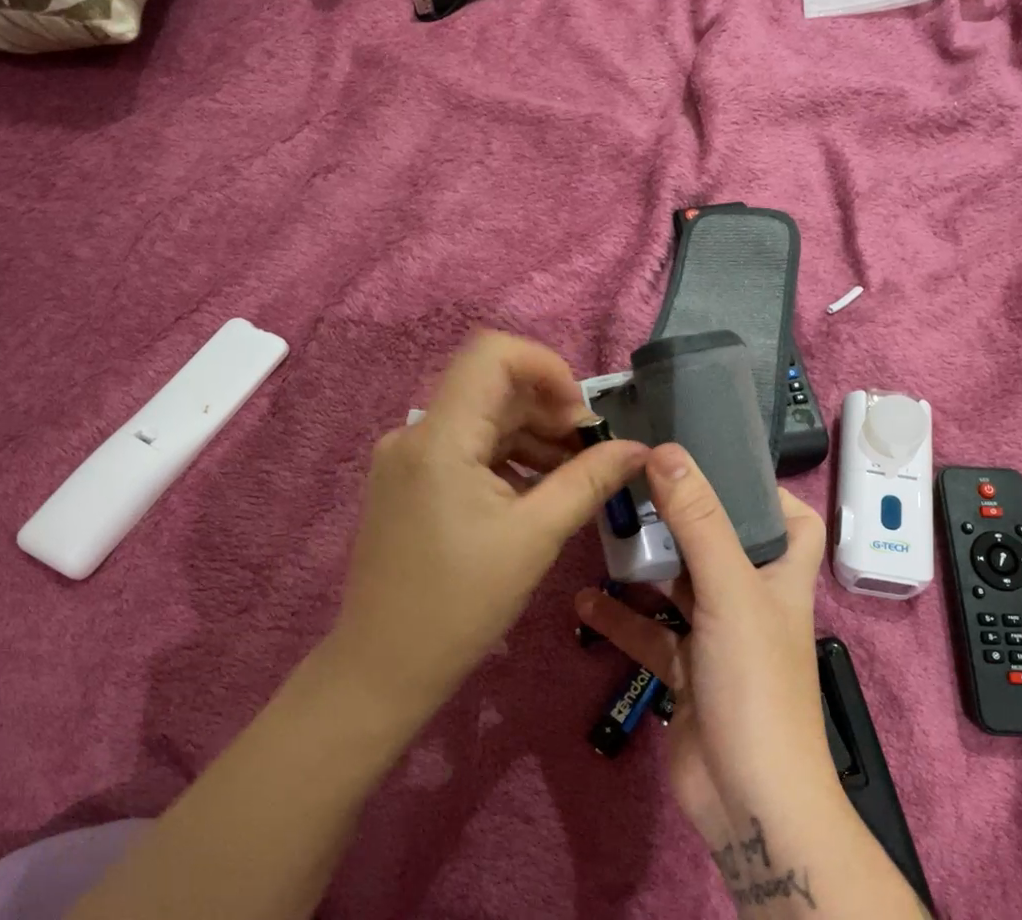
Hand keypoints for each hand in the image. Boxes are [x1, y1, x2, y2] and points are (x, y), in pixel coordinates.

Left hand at [325, 331, 648, 719]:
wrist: (383, 667)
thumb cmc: (461, 604)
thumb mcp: (536, 538)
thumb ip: (589, 481)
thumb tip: (638, 448)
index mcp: (440, 438)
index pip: (493, 354)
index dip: (547, 367)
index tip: (582, 414)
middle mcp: (414, 434)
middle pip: (492, 389)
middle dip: (549, 411)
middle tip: (593, 455)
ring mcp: (406, 459)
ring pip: (481, 420)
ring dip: (533, 437)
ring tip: (575, 478)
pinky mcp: (407, 484)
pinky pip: (465, 450)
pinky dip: (507, 460)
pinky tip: (539, 494)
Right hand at [573, 444, 840, 843]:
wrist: (750, 797)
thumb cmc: (755, 681)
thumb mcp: (730, 590)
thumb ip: (700, 521)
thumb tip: (667, 451)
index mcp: (783, 576)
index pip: (793, 521)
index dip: (766, 491)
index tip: (714, 462)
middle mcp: (753, 601)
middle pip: (722, 546)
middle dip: (685, 519)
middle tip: (636, 484)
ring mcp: (717, 639)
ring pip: (678, 589)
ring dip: (645, 565)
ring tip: (603, 531)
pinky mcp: (685, 674)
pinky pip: (650, 635)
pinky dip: (621, 619)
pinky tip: (583, 603)